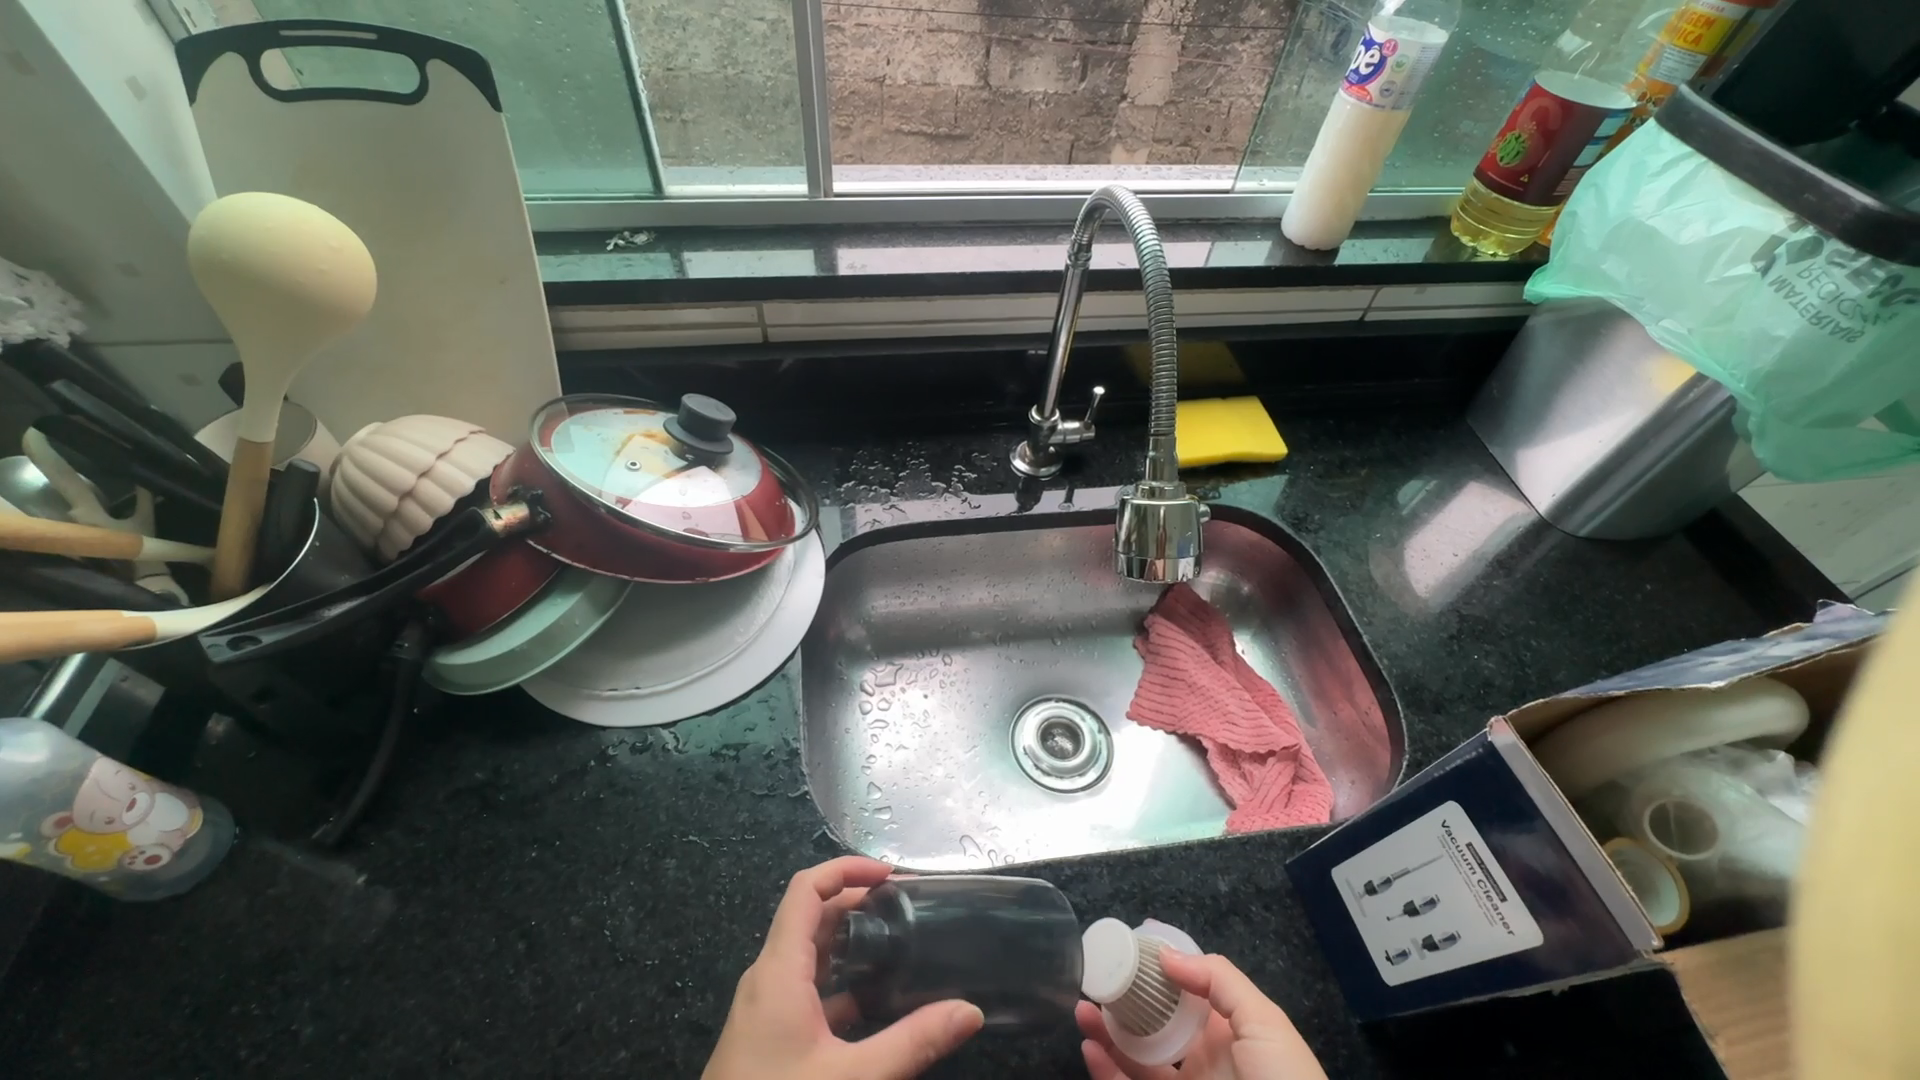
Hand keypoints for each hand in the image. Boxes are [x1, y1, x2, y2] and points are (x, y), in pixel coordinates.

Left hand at [704, 856, 984, 1079]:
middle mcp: (768, 978)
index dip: (847, 869)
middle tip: (908, 907)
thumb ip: (912, 1042)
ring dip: (851, 943)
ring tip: (900, 944)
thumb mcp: (853, 1076)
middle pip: (812, 917)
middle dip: (858, 903)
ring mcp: (766, 1008)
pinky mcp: (769, 1036)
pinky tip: (875, 1001)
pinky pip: (807, 990)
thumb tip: (969, 1012)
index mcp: (779, 970)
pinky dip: (841, 983)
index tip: (892, 875)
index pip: (806, 889)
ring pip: (810, 955)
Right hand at [1077, 949, 1328, 1079]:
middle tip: (1096, 982)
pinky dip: (1106, 1070)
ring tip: (1083, 1010)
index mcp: (1229, 1034)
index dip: (1158, 974)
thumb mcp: (1265, 1022)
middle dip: (1123, 1004)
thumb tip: (1165, 953)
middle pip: (1154, 1026)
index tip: (1128, 952)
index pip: (1187, 996)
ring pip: (1135, 1058)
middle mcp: (1203, 1060)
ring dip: (1106, 1034)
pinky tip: (1091, 1048)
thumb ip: (1218, 980)